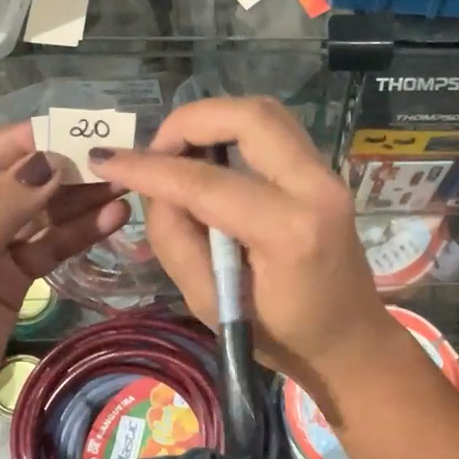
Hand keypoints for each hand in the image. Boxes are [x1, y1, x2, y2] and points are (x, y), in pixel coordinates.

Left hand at [0, 123, 128, 444]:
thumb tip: (48, 162)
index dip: (15, 143)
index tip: (68, 131)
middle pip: (6, 181)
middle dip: (55, 171)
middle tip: (109, 158)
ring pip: (32, 213)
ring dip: (75, 200)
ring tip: (122, 185)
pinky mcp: (6, 279)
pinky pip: (45, 247)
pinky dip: (76, 233)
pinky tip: (111, 218)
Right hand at [89, 97, 399, 383]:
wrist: (352, 344)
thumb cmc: (283, 338)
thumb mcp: (213, 306)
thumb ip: (177, 242)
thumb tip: (154, 189)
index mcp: (290, 231)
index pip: (207, 182)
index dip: (149, 168)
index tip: (106, 161)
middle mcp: (316, 190)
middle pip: (249, 117)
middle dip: (189, 123)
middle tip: (155, 153)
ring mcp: (328, 177)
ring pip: (266, 114)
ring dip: (214, 121)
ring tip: (179, 155)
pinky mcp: (327, 175)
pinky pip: (276, 132)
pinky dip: (235, 132)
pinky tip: (210, 161)